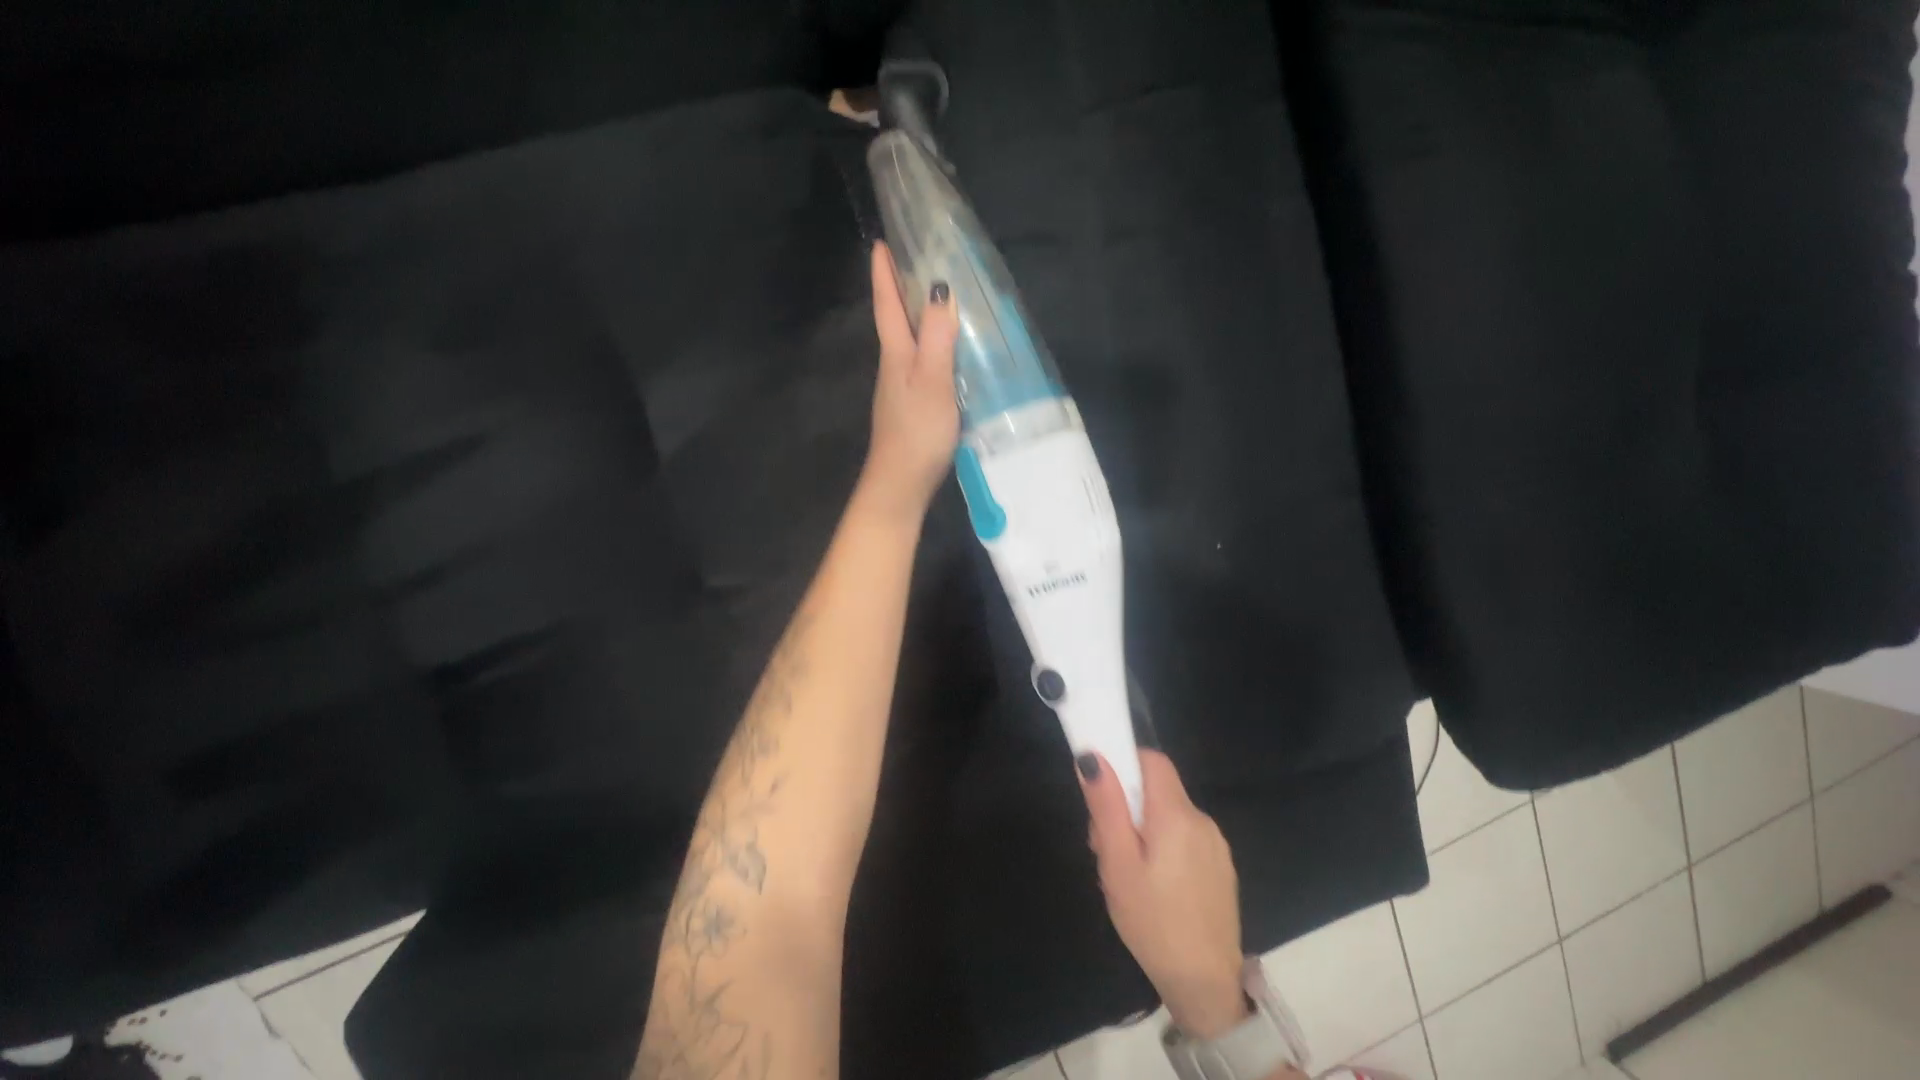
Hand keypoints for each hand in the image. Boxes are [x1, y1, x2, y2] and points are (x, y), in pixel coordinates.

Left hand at [856, 242, 959, 524]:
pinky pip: (921, 362)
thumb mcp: (933, 382)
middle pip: (895, 320)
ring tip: (935, 296)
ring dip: (916, 316)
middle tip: (912, 258)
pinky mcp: (912, 407)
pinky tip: (947, 350)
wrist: (900, 485)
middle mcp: (894, 366)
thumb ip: (938, 338)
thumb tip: (940, 289)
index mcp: (897, 355)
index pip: (887, 305)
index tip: (880, 243)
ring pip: (908, 341)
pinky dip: (930, 345)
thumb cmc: (916, 432)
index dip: (884, 274)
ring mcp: (901, 388)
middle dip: (899, 288)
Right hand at [1079, 750, 1249, 1039]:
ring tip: (1126, 878)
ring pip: (1169, 819)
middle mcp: (1202, 821)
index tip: (1102, 795)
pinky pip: (1185, 842)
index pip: (1153, 760)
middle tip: (1104, 852)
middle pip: (1157, 793)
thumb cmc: (1152, 921)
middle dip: (1127, 810)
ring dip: (1144, 833)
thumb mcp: (1117, 864)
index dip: (1125, 764)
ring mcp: (1216, 847)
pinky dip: (1164, 851)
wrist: (1204, 983)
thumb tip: (1094, 757)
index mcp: (1176, 815)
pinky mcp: (1221, 870)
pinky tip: (1153, 890)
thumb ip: (1106, 807)